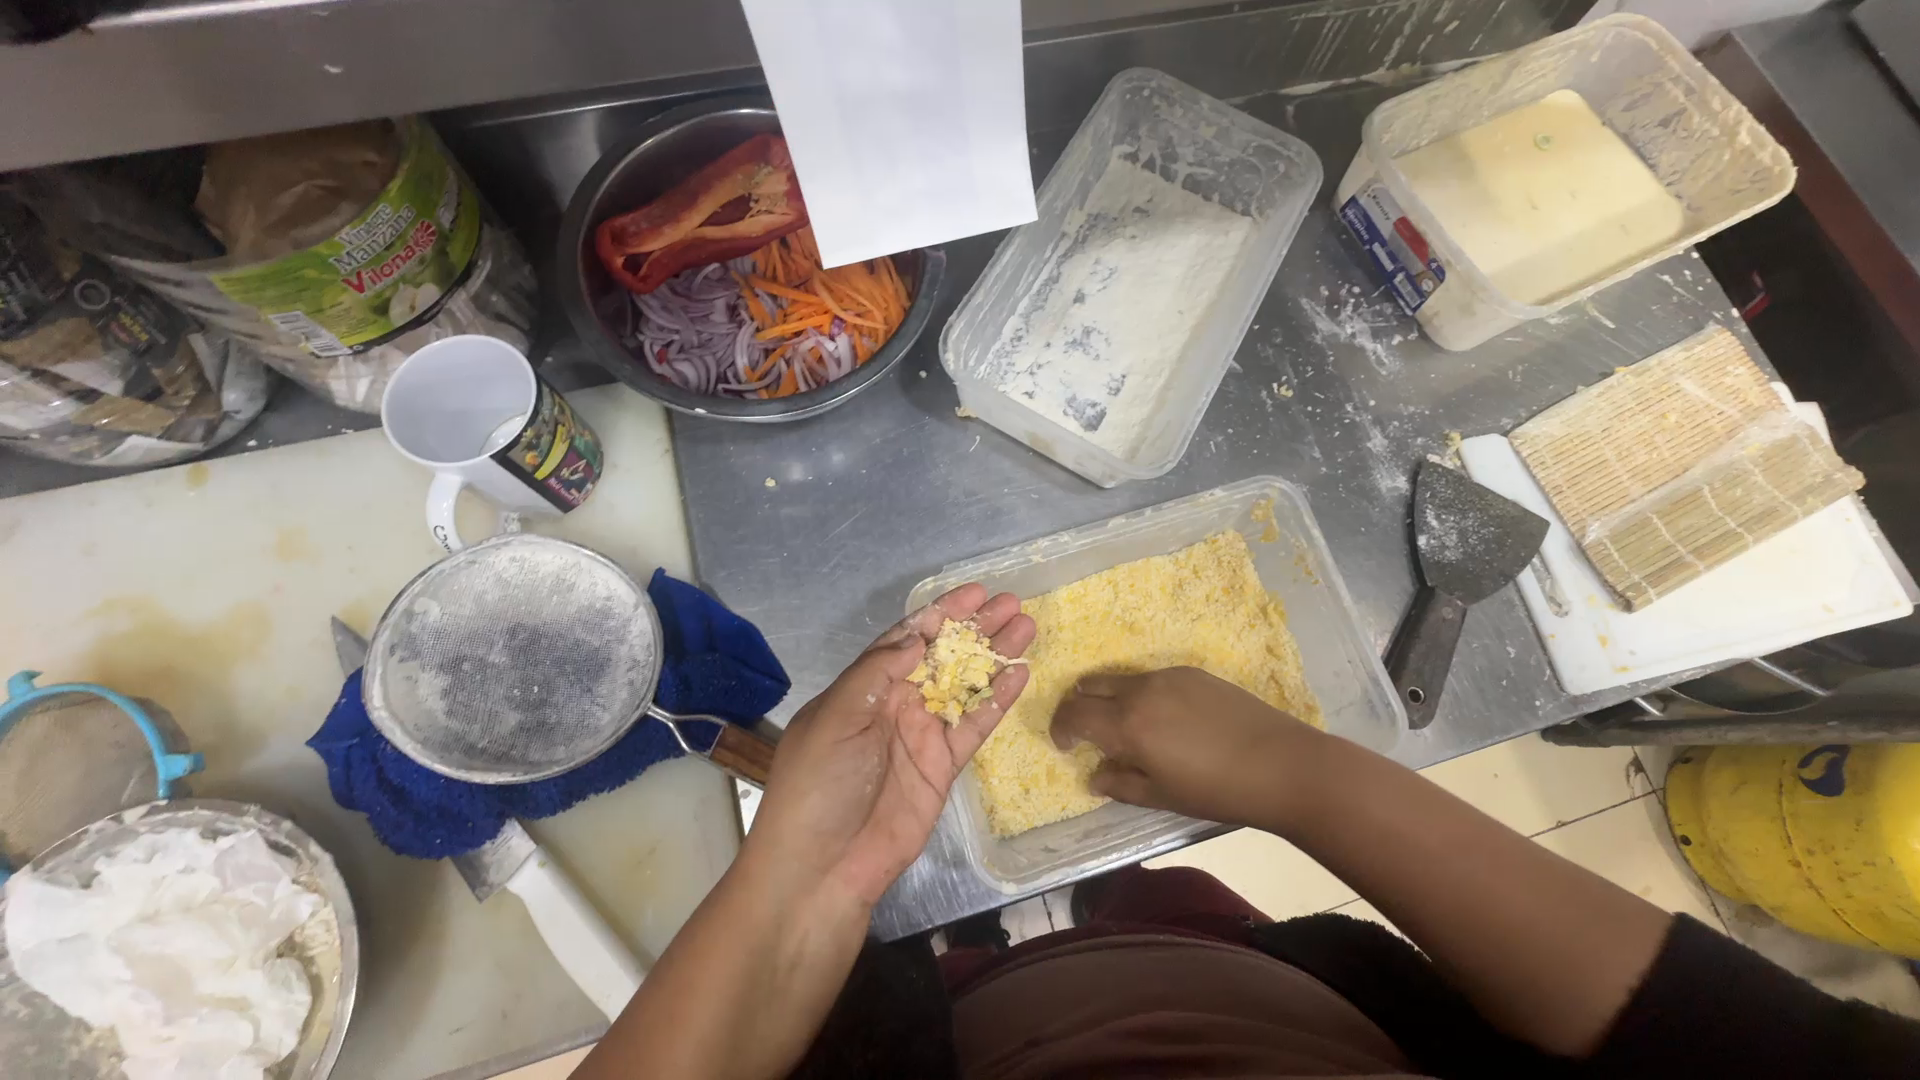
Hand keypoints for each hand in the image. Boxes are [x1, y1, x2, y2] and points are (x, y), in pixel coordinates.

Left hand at [746, 584, 1034, 907]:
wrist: (823, 867)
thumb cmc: (819, 785)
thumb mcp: (836, 717)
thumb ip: (877, 672)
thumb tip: (916, 633)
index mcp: (863, 687)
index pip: (906, 639)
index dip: (940, 614)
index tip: (974, 593)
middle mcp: (895, 703)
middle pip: (942, 656)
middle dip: (975, 629)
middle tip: (1012, 603)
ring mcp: (921, 734)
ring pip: (965, 685)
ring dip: (994, 657)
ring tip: (1026, 628)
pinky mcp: (943, 765)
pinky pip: (974, 725)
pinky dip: (996, 701)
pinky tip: (1019, 675)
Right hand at [1049, 667, 1326, 831]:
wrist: (1283, 765)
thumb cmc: (1218, 791)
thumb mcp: (1162, 796)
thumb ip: (1120, 783)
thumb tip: (1094, 776)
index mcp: (1127, 724)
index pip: (1074, 714)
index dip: (1061, 728)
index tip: (1065, 746)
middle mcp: (1140, 690)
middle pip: (1089, 686)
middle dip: (1078, 707)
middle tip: (1086, 732)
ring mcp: (1168, 676)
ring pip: (1120, 679)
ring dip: (1109, 699)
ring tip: (1126, 727)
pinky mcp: (1192, 672)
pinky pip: (1150, 677)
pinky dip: (1139, 694)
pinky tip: (1164, 720)